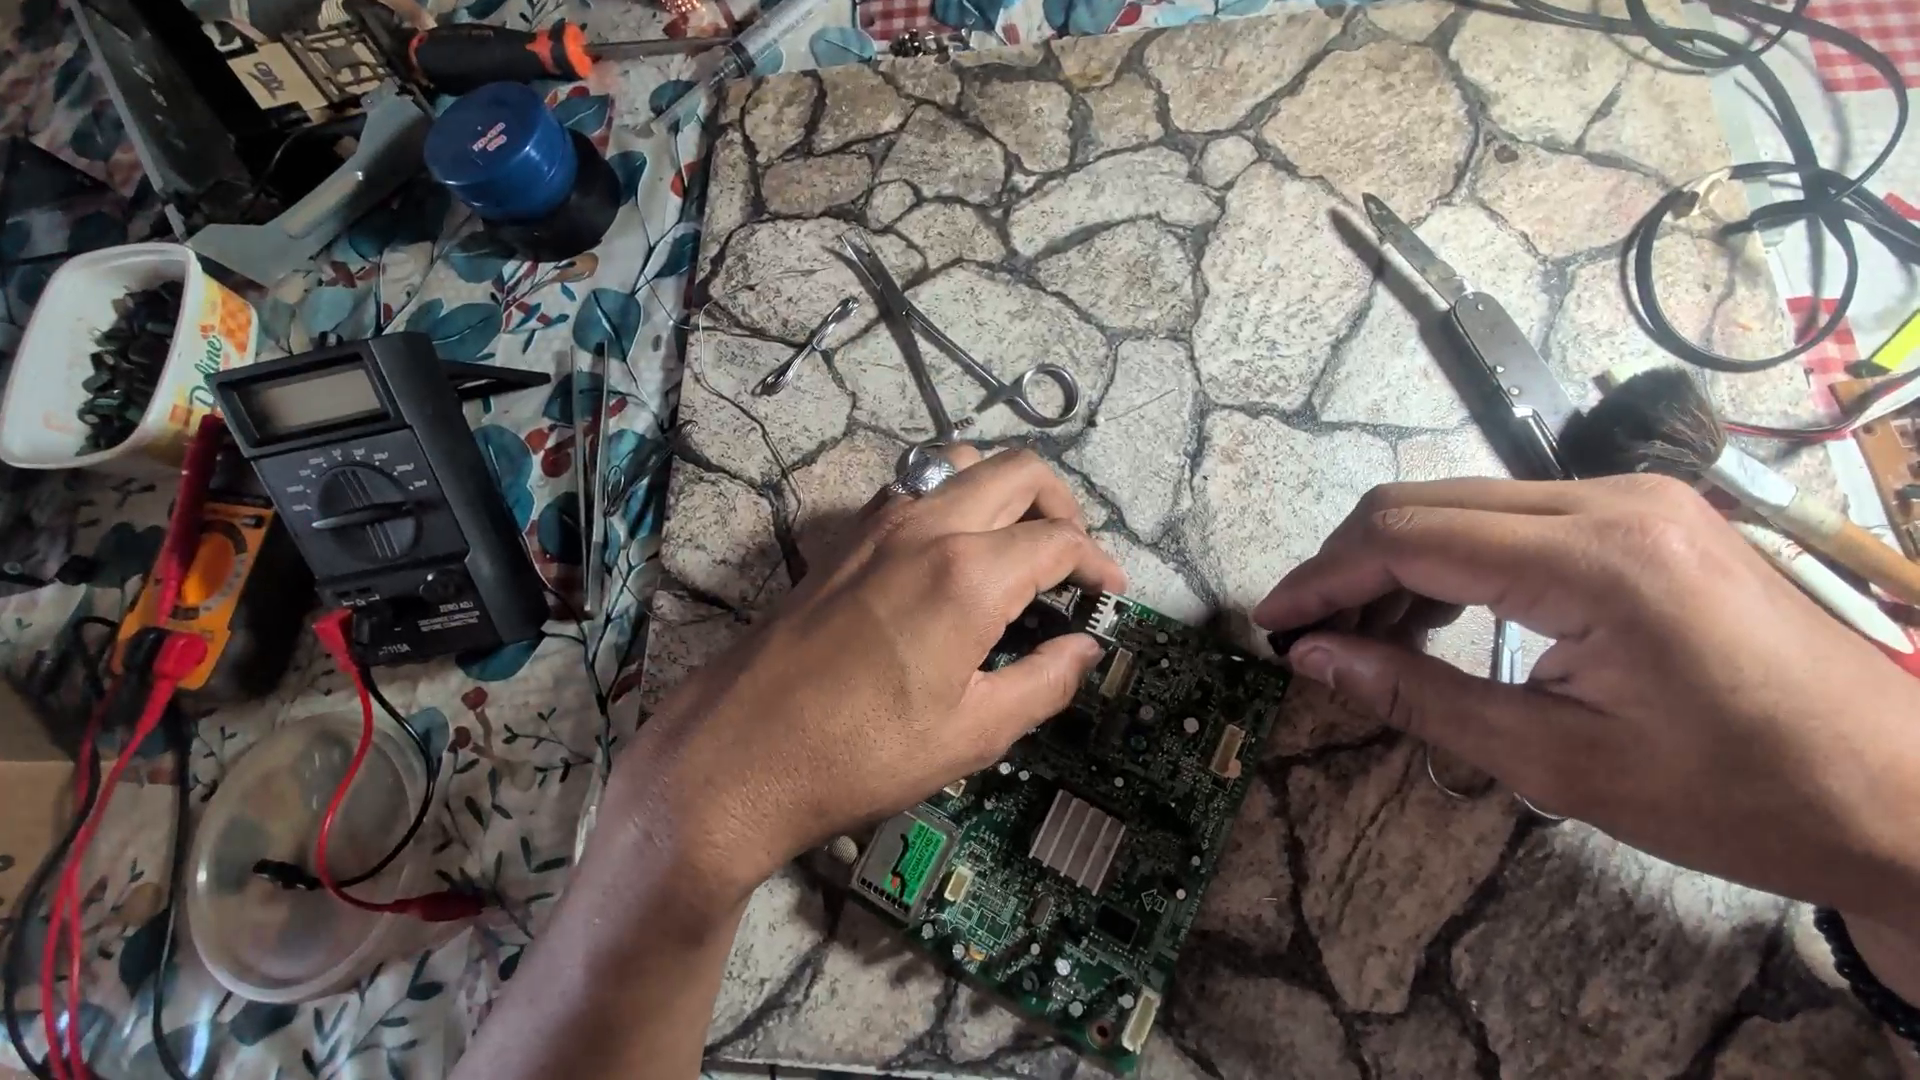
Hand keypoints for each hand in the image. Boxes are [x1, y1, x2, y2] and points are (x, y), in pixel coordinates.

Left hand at [616, 447, 1125, 901]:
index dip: (1098, 563)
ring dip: (1005, 489)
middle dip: (1063, 506)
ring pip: (963, 462)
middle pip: (1019, 472)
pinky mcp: (847, 534)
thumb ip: (1046, 683)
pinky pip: (916, 483)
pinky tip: (953, 549)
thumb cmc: (863, 752)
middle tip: (1073, 560)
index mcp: (970, 573)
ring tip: (1019, 542)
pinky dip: (953, 494)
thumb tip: (1087, 649)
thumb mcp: (973, 733)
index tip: (1110, 592)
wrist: (741, 750)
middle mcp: (928, 524)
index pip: (1059, 541)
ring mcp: (880, 520)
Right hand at [1253, 475, 1919, 939]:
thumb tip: (1311, 656)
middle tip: (1307, 634)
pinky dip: (1443, 559)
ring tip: (1360, 634)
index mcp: (1594, 560)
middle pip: (1418, 504)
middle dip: (1344, 565)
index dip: (1321, 577)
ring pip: (1452, 504)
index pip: (1405, 538)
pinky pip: (1500, 517)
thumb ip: (1417, 695)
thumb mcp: (1555, 761)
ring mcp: (1629, 498)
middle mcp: (1608, 500)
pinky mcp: (1638, 514)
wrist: (1909, 796)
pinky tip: (1429, 612)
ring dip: (1389, 562)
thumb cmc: (1733, 796)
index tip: (1270, 622)